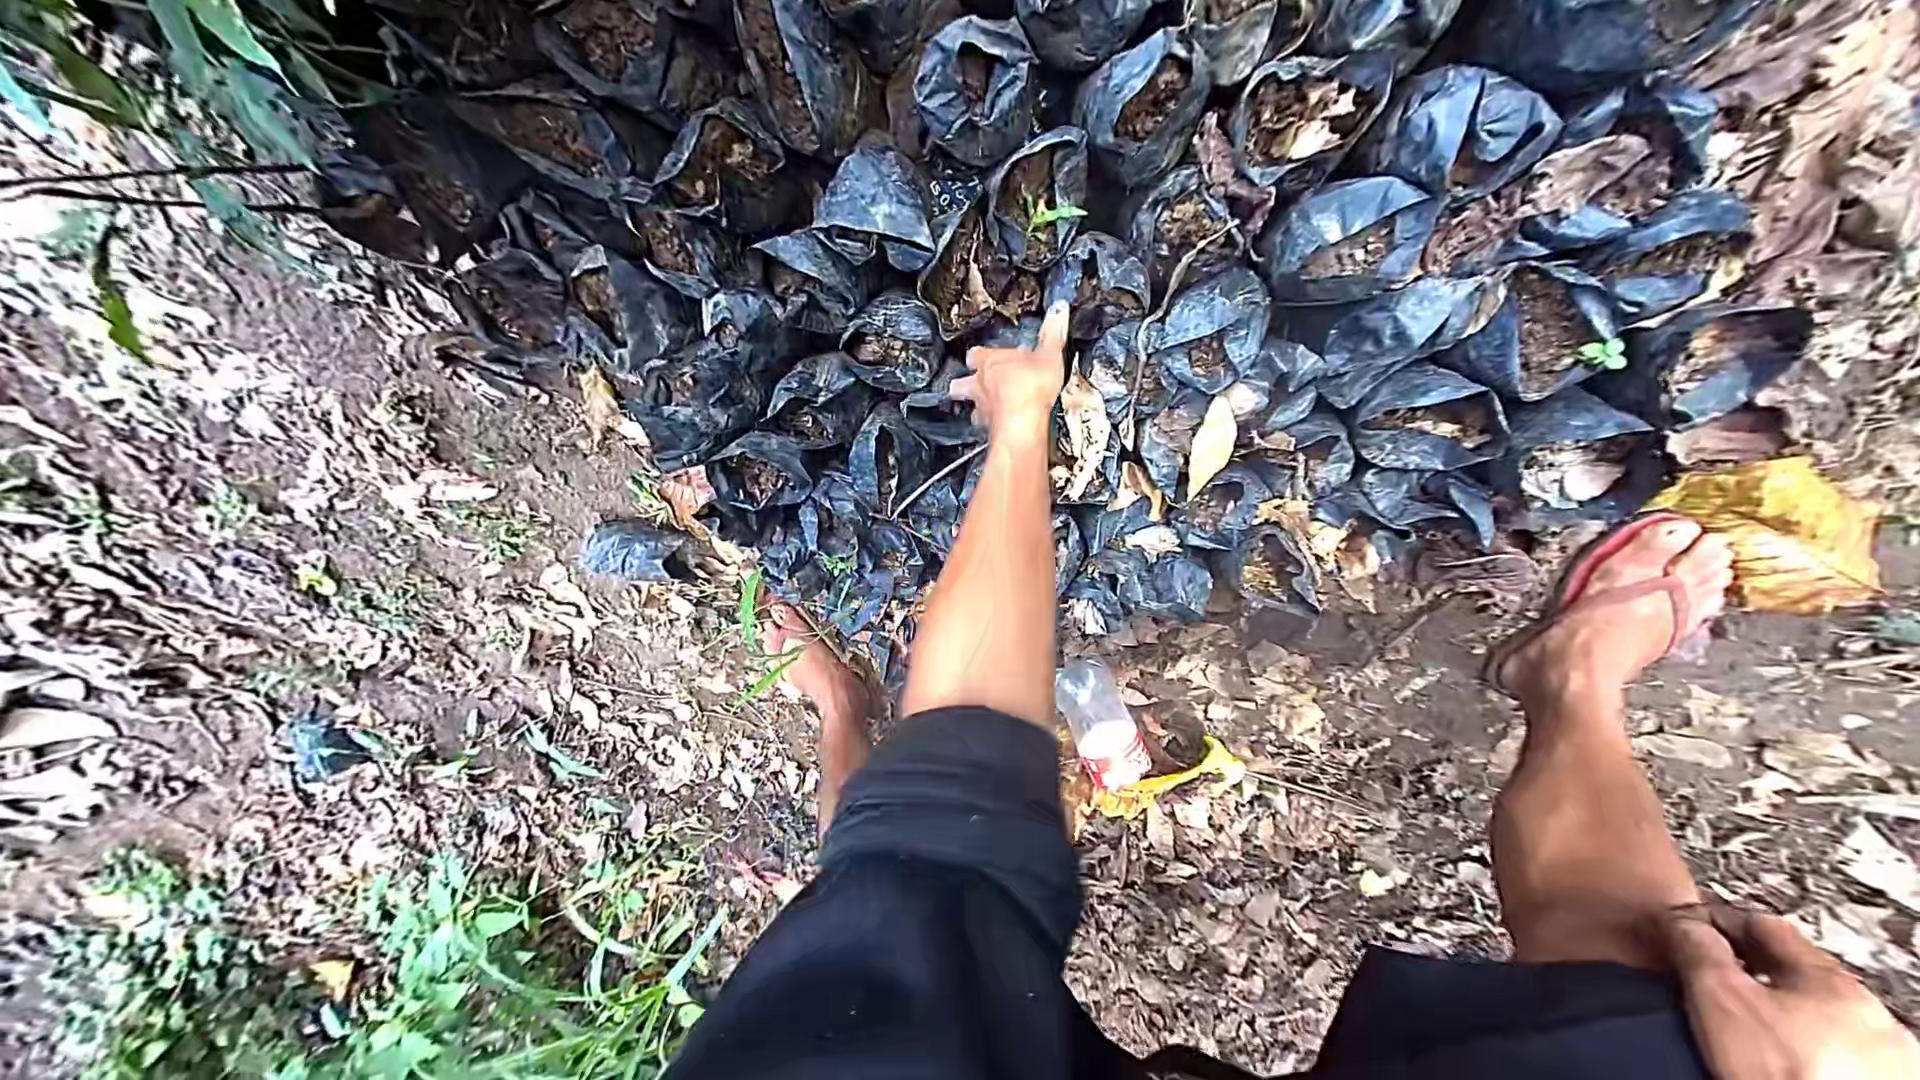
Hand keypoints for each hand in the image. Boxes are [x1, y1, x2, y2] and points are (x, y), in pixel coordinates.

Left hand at [951, 301, 1067, 437]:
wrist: (1023, 423)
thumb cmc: (1029, 388)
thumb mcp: (1048, 354)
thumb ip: (1052, 334)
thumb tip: (1058, 313)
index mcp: (988, 361)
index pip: (975, 353)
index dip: (979, 355)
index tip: (985, 354)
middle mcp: (979, 385)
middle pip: (961, 383)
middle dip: (964, 384)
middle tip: (971, 384)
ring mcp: (981, 408)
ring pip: (969, 407)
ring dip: (975, 407)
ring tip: (984, 408)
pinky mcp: (989, 429)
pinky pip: (984, 427)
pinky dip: (990, 427)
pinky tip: (999, 428)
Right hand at [1661, 904, 1919, 1078]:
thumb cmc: (1778, 1074)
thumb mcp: (1714, 990)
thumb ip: (1695, 942)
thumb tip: (1683, 920)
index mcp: (1841, 986)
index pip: (1762, 924)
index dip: (1714, 921)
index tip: (1683, 931)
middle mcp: (1881, 1021)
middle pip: (1792, 970)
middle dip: (1745, 968)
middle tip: (1705, 980)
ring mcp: (1894, 1065)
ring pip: (1814, 1011)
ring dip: (1775, 1008)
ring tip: (1738, 1023)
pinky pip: (1833, 1049)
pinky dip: (1799, 1044)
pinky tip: (1776, 1058)